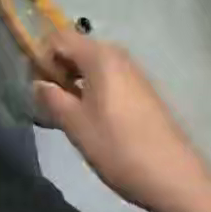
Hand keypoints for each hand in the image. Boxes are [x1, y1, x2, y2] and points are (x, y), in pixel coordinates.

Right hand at [33, 30, 210, 211]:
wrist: (174, 174)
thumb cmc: (119, 146)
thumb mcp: (77, 126)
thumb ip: (53, 99)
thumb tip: (37, 83)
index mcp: (99, 55)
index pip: (59, 37)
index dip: (42, 56)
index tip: (36, 84)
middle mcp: (116, 53)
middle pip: (76, 48)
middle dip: (58, 69)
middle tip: (50, 102)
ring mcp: (132, 68)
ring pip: (92, 64)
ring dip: (75, 81)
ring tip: (70, 114)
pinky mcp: (141, 86)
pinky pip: (108, 76)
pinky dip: (93, 88)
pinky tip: (94, 118)